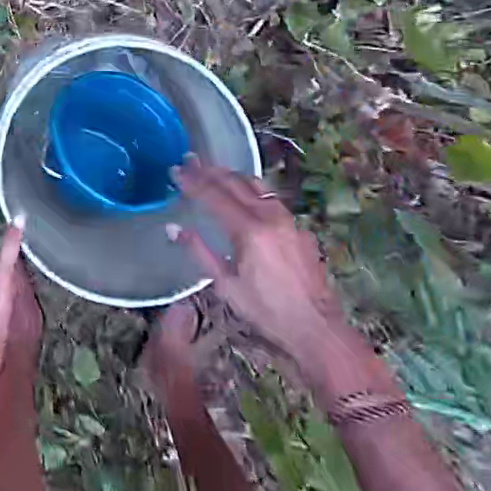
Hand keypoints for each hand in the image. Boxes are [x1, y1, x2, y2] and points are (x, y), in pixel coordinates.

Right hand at [168, 161, 344, 358]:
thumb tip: (173, 229)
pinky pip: (270, 198)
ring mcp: (288, 219)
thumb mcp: (226, 286)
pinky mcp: (299, 227)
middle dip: (209, 170)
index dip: (192, 181)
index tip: (176, 170)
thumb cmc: (267, 311)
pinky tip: (244, 195)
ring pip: (255, 185)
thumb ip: (199, 251)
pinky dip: (251, 189)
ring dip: (231, 175)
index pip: (214, 195)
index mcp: (248, 230)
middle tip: (190, 162)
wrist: (317, 328)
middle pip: (234, 182)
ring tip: (213, 171)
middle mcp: (269, 216)